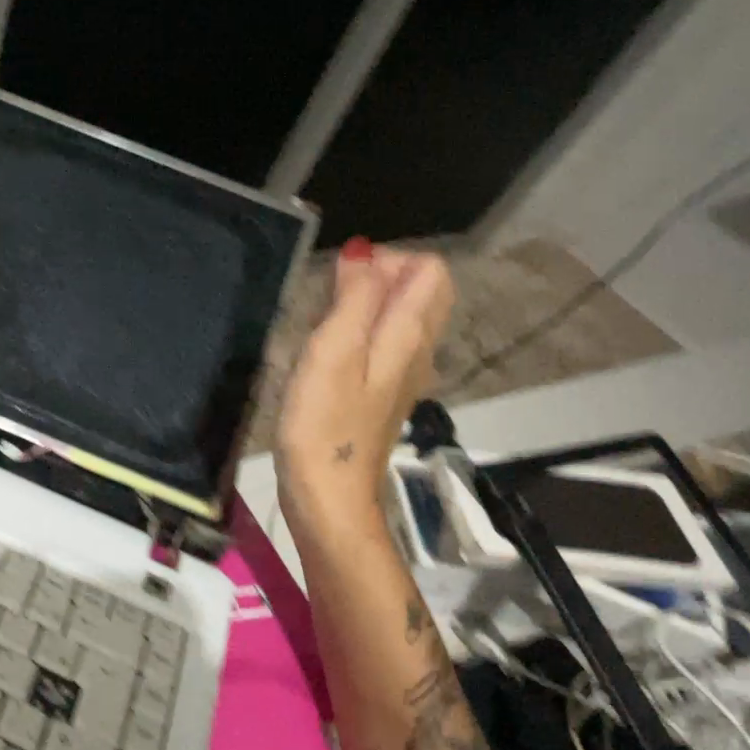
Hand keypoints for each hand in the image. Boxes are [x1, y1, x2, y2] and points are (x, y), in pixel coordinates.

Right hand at [276, 240, 453, 535]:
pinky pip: (384, 347)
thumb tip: (363, 253)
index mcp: (409, 334)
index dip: (386, 260)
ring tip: (321, 324)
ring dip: (367, 307)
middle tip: (330, 299)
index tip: (339, 279)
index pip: (428, 269)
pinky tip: (325, 356)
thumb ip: (353, 298)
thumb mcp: (332, 352)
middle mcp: (417, 351)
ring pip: (403, 319)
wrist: (329, 496)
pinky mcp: (381, 399)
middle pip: (422, 292)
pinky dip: (360, 335)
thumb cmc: (323, 425)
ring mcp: (402, 378)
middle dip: (379, 278)